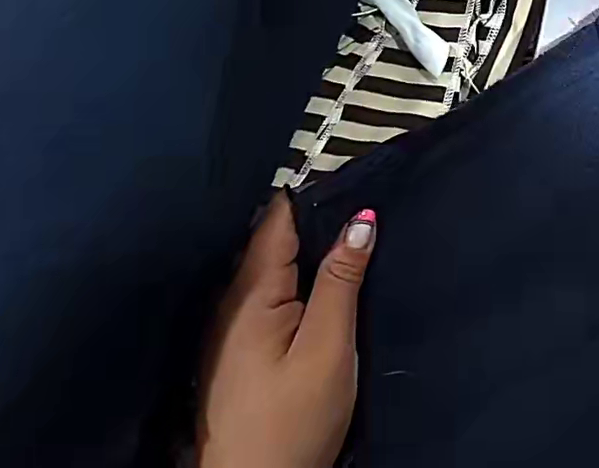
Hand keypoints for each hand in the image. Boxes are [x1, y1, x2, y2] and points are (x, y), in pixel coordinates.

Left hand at [199, 194, 377, 467]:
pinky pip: (272, 288)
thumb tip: (362, 218)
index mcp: (252, 292)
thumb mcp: (329, 346)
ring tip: (353, 228)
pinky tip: (327, 275)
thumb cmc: (290, 422)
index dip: (315, 191)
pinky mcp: (240, 346)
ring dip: (310, 244)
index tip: (354, 175)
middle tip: (365, 199)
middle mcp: (234, 300)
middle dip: (317, 215)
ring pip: (274, 262)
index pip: (278, 216)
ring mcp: (232, 325)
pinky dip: (301, 272)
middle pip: (274, 235)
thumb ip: (342, 278)